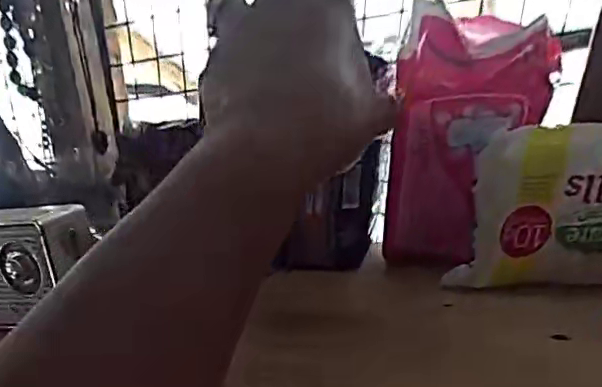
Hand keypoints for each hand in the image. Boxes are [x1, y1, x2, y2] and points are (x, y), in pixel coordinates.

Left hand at [200, 0, 396, 185]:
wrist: (262, 157)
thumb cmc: (323, 129)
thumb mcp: (368, 119)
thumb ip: (381, 105)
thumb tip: (389, 108)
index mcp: (328, 5)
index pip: (336, 8)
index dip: (336, 33)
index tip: (337, 54)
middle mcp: (280, 5)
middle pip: (286, 11)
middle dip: (293, 34)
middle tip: (301, 70)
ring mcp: (240, 32)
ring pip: (240, 19)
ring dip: (251, 43)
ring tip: (264, 82)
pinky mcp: (212, 67)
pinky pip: (222, 69)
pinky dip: (230, 85)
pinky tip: (241, 111)